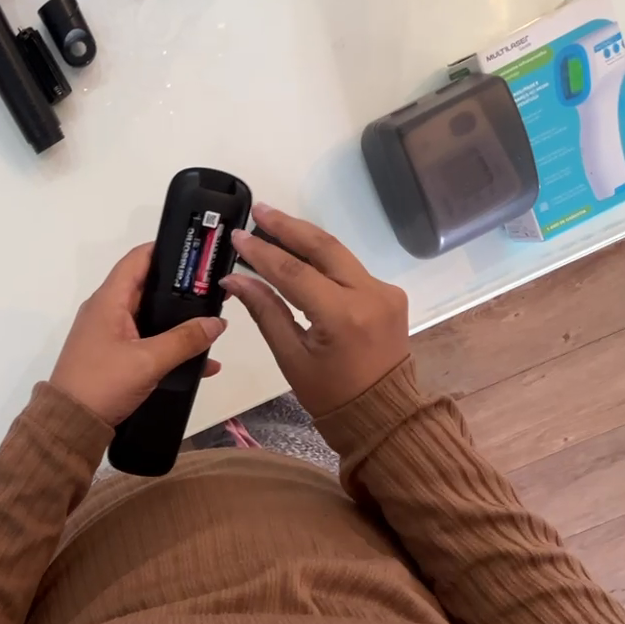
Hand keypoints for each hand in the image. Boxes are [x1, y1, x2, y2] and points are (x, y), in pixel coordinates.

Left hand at [50, 243, 225, 424]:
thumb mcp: (148, 361)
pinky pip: (149, 344)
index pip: (139, 259)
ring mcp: (110, 335)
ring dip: (180, 323)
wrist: (70, 424)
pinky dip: (171, 349)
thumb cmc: (103, 383)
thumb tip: (217, 323)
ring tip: (214, 323)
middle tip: (216, 290)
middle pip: (149, 287)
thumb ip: (185, 340)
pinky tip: (201, 363)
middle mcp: (108, 311)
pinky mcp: (115, 358)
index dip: (168, 250)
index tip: (199, 253)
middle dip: (182, 289)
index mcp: (109, 300)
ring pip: (152, 319)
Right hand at [221, 204, 409, 415]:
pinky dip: (322, 258)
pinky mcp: (388, 294)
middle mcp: (369, 294)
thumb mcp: (290, 357)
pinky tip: (300, 252)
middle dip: (288, 226)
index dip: (262, 253)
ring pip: (339, 253)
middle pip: (324, 247)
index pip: (294, 272)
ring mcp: (384, 291)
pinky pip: (349, 269)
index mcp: (342, 316)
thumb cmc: (329, 394)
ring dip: (305, 237)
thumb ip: (266, 312)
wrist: (383, 414)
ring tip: (273, 221)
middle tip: (258, 209)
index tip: (237, 236)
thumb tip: (237, 279)